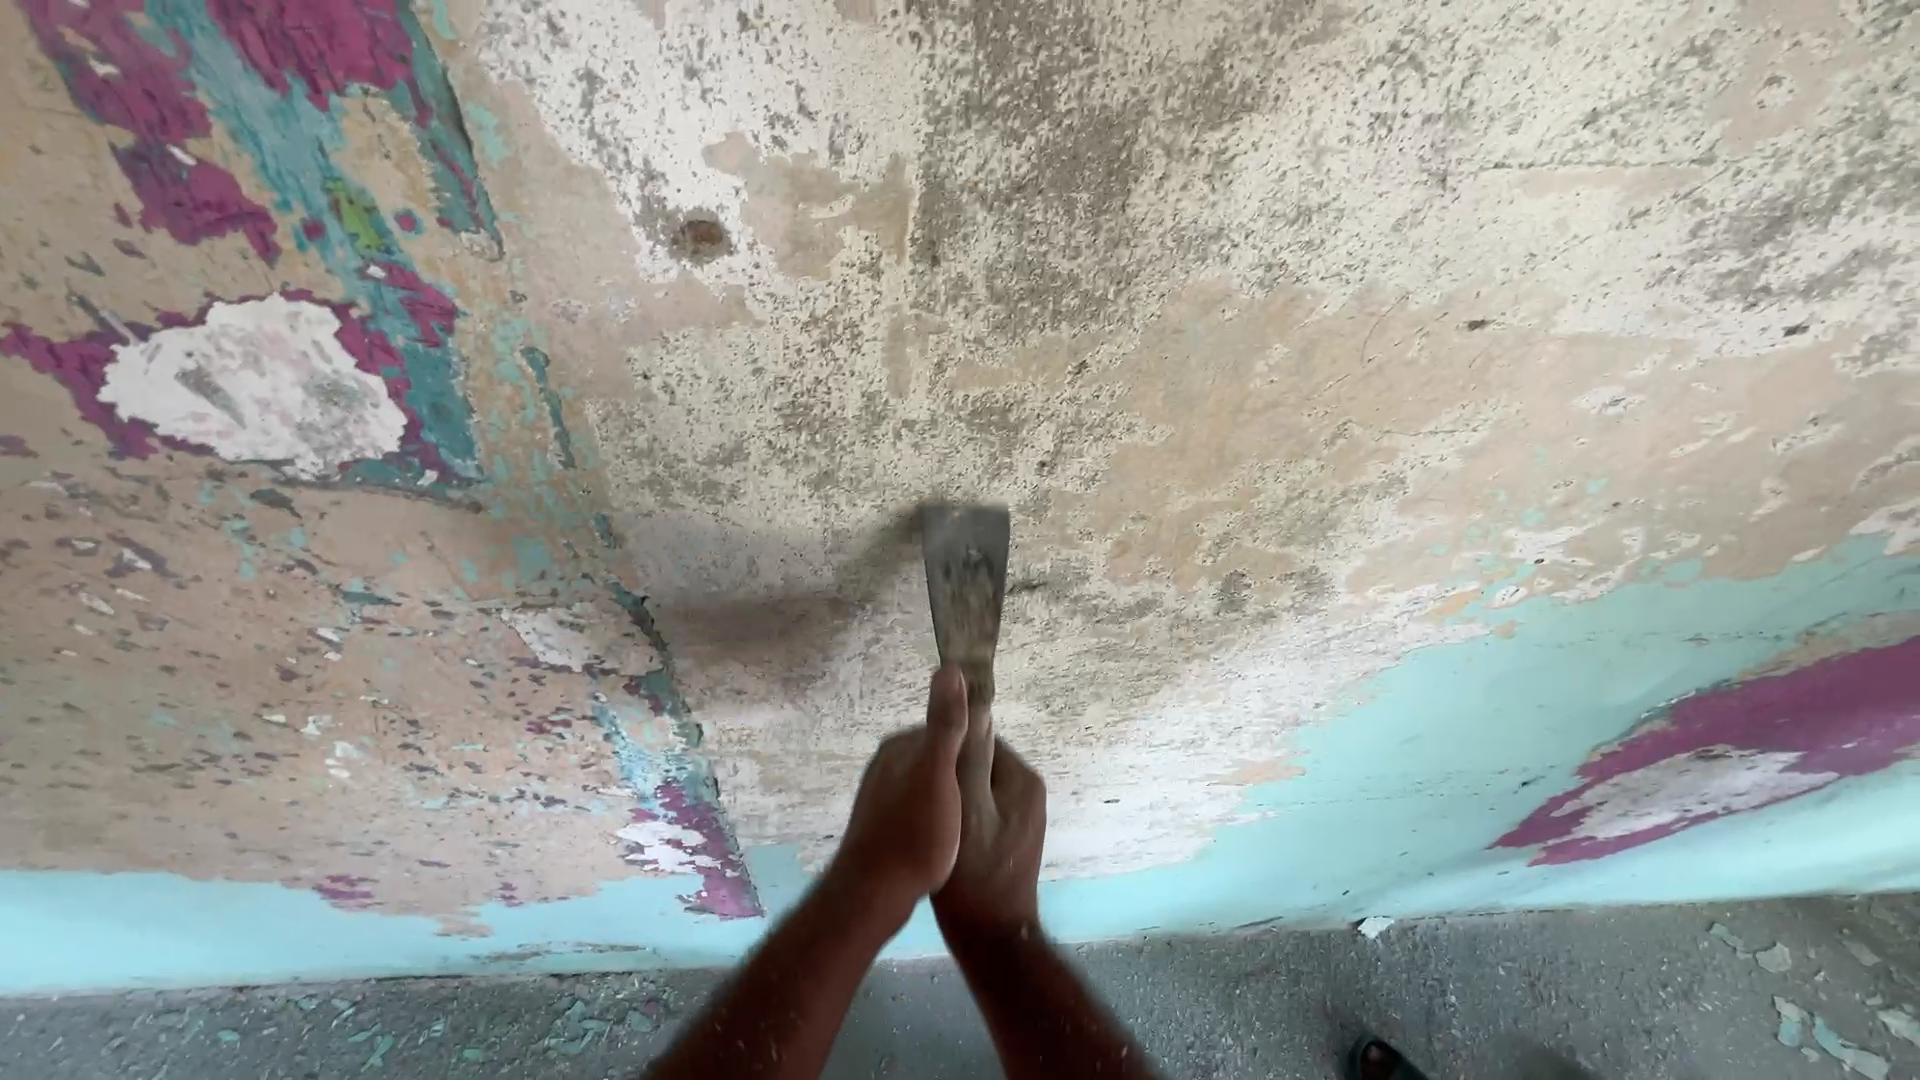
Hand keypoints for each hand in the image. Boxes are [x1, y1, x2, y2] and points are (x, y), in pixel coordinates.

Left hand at [825, 665, 969, 923]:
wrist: (873, 895)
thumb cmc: (914, 833)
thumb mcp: (939, 774)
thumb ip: (946, 722)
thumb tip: (952, 667)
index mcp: (899, 748)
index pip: (946, 729)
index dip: (973, 747)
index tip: (991, 774)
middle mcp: (886, 765)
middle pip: (939, 757)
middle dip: (963, 773)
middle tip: (982, 804)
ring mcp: (881, 796)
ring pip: (930, 785)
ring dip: (951, 797)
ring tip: (968, 824)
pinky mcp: (881, 824)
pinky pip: (919, 809)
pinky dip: (937, 817)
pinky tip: (946, 840)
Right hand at [932, 684, 1045, 942]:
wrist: (991, 939)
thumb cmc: (974, 875)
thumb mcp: (965, 808)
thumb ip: (968, 755)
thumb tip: (968, 697)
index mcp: (1021, 778)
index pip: (977, 739)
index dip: (945, 751)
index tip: (920, 774)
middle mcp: (1026, 790)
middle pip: (975, 762)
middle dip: (947, 775)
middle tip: (919, 800)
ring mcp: (1020, 815)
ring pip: (973, 787)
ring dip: (949, 797)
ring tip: (925, 819)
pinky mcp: (1008, 836)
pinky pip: (977, 810)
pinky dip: (957, 817)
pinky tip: (936, 836)